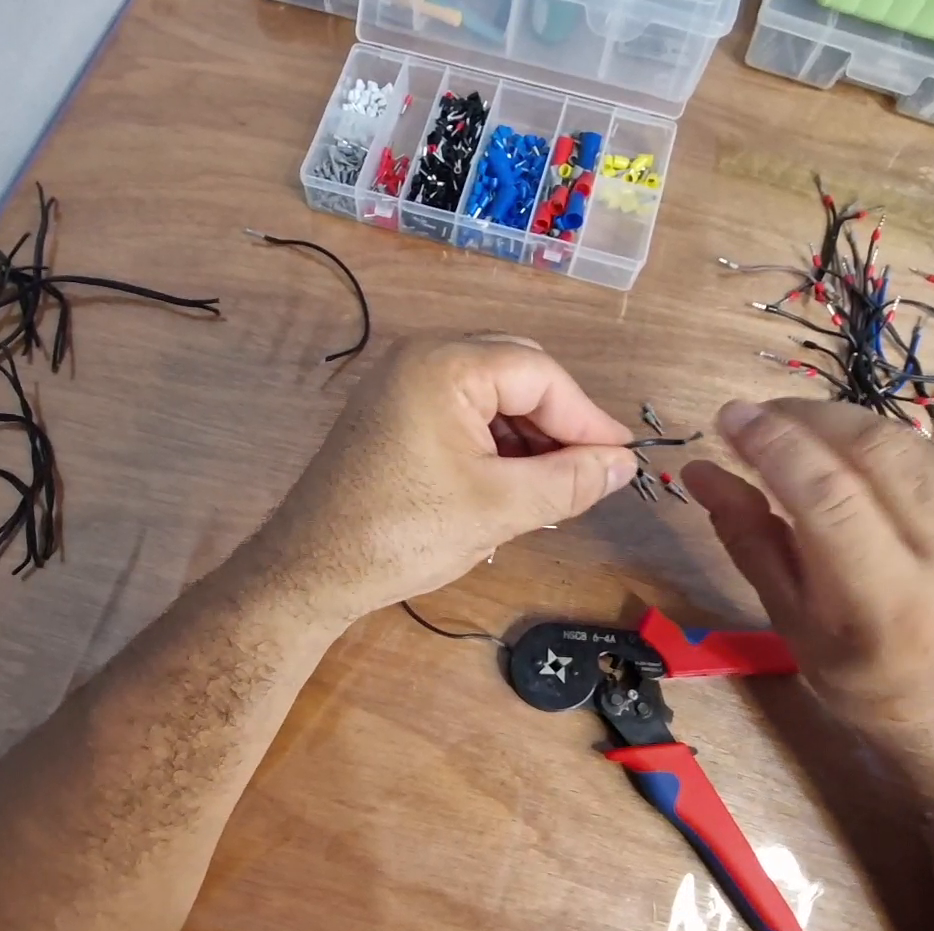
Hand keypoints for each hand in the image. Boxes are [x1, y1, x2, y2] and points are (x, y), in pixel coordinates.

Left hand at [251, 335, 636, 618]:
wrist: (310, 569)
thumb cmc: (403, 534)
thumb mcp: (499, 508)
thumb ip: (571, 480)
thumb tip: (623, 464)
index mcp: (445, 365)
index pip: (540, 373)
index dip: (586, 418)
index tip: (619, 460)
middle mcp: (420, 358)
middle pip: (516, 374)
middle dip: (555, 425)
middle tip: (585, 472)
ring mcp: (400, 384)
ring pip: (489, 396)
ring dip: (525, 437)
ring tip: (547, 487)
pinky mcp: (391, 414)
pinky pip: (459, 412)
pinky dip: (491, 443)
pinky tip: (506, 483)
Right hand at [682, 399, 933, 762]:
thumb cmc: (852, 672)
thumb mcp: (786, 616)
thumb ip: (746, 537)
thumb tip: (699, 471)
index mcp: (886, 599)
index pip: (828, 495)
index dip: (775, 445)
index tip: (729, 416)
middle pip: (872, 451)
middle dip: (804, 418)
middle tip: (753, 415)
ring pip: (901, 440)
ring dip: (835, 419)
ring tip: (786, 423)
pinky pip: (924, 451)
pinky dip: (870, 437)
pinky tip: (836, 445)